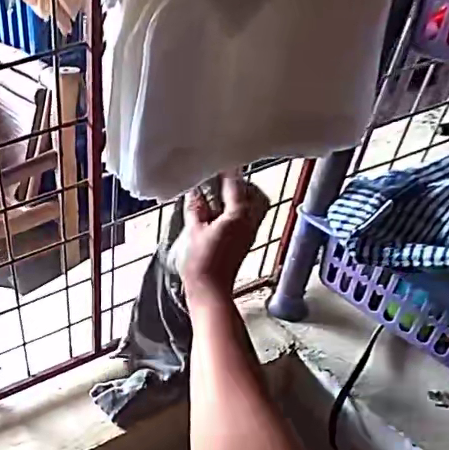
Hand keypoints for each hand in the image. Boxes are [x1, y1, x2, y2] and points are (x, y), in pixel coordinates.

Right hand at [178, 173, 269, 310]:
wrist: (209, 288)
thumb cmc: (200, 261)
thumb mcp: (193, 231)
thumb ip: (196, 208)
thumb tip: (194, 192)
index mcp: (238, 215)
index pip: (235, 186)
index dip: (227, 172)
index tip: (220, 161)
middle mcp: (250, 220)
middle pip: (254, 193)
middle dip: (241, 183)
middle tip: (223, 178)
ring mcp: (250, 231)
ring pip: (255, 205)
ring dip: (243, 196)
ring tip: (222, 194)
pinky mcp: (245, 240)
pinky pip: (249, 216)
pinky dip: (240, 208)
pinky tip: (222, 211)